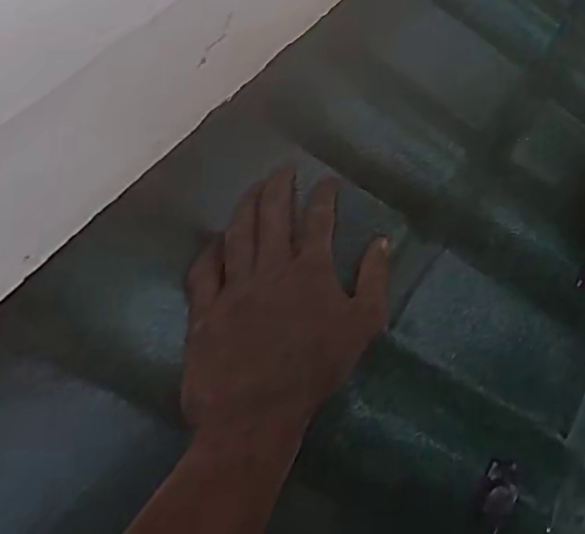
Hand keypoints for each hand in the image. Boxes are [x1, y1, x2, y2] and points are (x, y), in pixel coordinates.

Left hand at [182, 169, 389, 435]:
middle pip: (273, 217)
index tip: (327, 181)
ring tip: (251, 189)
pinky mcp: (204, 313)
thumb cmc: (318, 367)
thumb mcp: (364, 323)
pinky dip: (209, 251)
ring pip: (237, 236)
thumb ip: (375, 278)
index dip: (323, 196)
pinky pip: (203, 272)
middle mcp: (271, 269)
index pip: (318, 220)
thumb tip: (382, 241)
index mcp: (311, 269)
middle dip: (278, 188)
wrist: (255, 414)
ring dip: (245, 207)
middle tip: (282, 169)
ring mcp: (233, 289)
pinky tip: (215, 240)